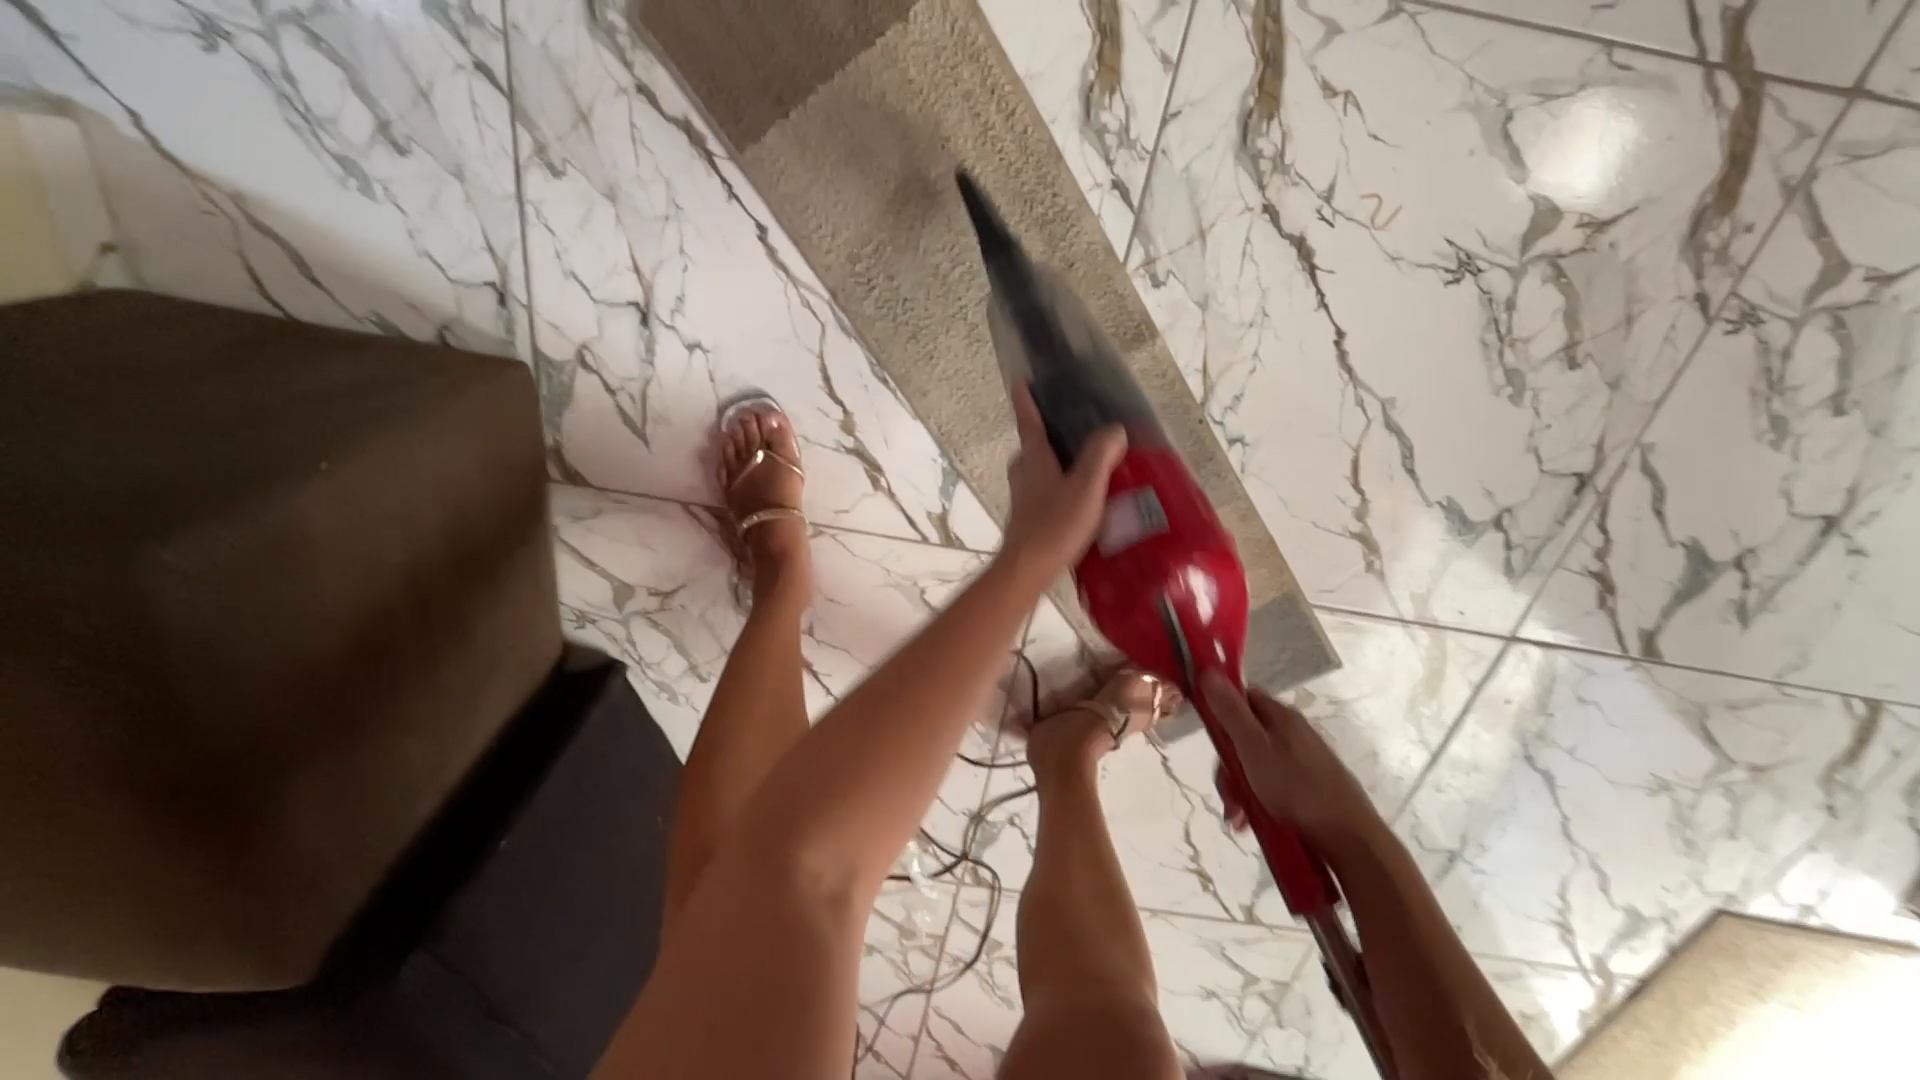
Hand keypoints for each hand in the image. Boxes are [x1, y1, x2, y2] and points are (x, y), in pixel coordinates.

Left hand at [997, 381, 1126, 578]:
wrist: (1028, 570)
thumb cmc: (1055, 525)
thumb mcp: (1086, 487)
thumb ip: (1100, 455)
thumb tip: (1115, 430)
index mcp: (1034, 458)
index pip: (1029, 420)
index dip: (1026, 400)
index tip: (1021, 380)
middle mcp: (1023, 473)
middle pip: (1037, 446)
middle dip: (1055, 435)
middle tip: (1081, 428)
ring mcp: (1023, 497)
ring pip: (1043, 470)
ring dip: (1062, 465)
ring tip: (1092, 465)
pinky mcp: (1029, 518)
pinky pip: (1048, 492)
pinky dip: (1063, 488)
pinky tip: (1085, 500)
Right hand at [1200, 672, 1383, 847]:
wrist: (1347, 837)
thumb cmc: (1296, 787)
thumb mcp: (1253, 747)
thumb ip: (1230, 712)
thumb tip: (1208, 670)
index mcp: (1281, 716)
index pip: (1243, 697)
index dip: (1221, 710)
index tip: (1208, 735)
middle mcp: (1292, 733)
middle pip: (1244, 736)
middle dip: (1228, 765)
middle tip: (1225, 789)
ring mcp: (1300, 761)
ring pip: (1254, 765)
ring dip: (1238, 788)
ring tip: (1237, 816)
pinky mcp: (1306, 787)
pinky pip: (1269, 786)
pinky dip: (1255, 801)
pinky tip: (1250, 821)